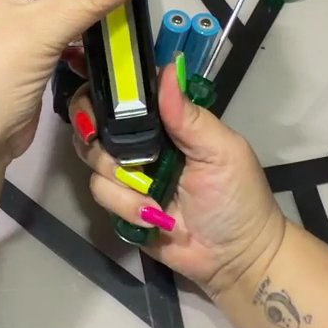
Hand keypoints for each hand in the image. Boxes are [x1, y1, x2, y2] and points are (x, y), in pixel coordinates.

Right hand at [71, 64, 287, 298]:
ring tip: (152, 197)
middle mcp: (139, 140)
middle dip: (96, 134)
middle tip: (116, 153)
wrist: (235, 259)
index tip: (90, 89)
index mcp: (164, 119)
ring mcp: (127, 172)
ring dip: (121, 181)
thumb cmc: (238, 197)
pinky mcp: (119, 202)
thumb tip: (167, 68)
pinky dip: (125, 206)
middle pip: (92, 119)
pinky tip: (152, 217)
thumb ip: (189, 115)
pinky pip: (101, 193)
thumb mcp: (222, 151)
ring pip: (93, 159)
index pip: (124, 91)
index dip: (101, 86)